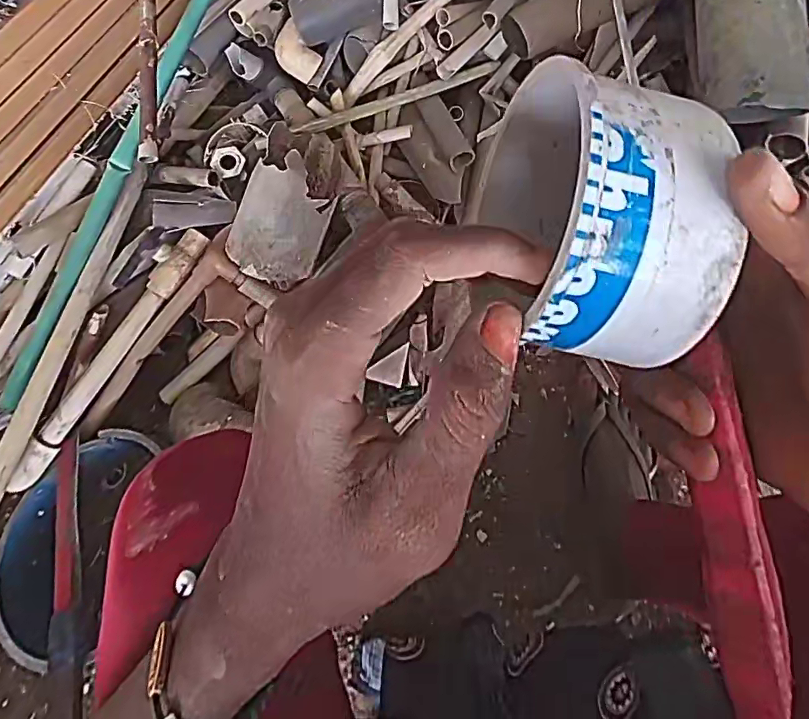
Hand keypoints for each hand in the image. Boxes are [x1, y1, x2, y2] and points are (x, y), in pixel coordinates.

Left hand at [168, 221, 548, 718]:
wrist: (271, 567)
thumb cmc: (335, 552)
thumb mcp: (417, 505)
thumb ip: (465, 411)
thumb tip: (504, 322)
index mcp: (316, 356)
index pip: (402, 260)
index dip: (479, 247)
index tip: (537, 265)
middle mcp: (298, 321)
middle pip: (395, 241)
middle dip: (475, 248)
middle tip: (537, 280)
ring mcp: (299, 317)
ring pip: (386, 247)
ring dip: (455, 258)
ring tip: (512, 291)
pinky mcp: (312, 325)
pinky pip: (376, 272)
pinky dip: (431, 275)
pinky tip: (465, 305)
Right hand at [621, 149, 808, 538]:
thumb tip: (755, 168)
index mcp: (758, 262)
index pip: (683, 216)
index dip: (638, 212)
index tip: (605, 224)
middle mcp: (720, 302)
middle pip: (635, 284)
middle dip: (618, 316)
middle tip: (628, 339)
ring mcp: (703, 353)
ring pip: (632, 349)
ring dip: (655, 390)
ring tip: (702, 418)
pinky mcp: (694, 401)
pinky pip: (646, 403)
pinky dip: (665, 430)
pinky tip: (707, 447)